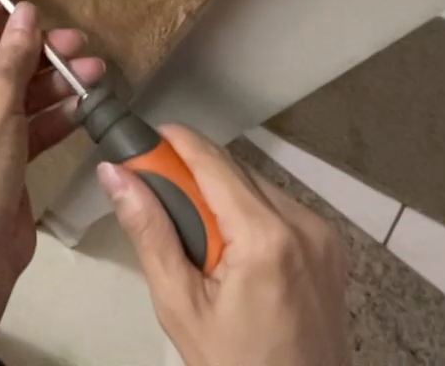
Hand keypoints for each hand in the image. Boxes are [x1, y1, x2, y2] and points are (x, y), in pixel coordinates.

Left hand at [0, 0, 105, 342]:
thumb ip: (14, 57)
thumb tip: (27, 13)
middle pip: (0, 65)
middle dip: (40, 54)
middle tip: (79, 40)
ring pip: (20, 94)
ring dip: (56, 83)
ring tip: (95, 68)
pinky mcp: (2, 158)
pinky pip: (29, 125)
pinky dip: (55, 115)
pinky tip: (85, 104)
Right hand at [101, 125, 348, 365]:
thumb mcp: (180, 306)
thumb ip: (149, 231)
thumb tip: (113, 173)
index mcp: (266, 236)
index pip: (211, 159)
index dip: (172, 141)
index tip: (138, 140)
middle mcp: (303, 222)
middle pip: (233, 168)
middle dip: (190, 173)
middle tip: (153, 194)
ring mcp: (323, 232)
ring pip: (254, 183)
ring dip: (219, 193)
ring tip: (193, 236)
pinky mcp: (331, 245)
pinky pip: (277, 206)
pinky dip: (247, 211)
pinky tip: (229, 248)